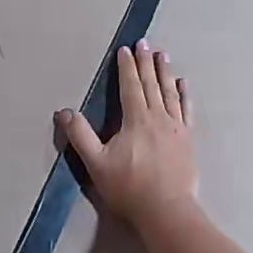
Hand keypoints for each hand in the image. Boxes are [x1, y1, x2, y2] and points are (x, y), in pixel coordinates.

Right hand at [56, 39, 199, 228]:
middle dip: (146, 62)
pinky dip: (184, 95)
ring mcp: (177, 128)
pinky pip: (186, 110)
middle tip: (144, 42)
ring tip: (163, 55)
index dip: (126, 67)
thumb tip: (64, 112)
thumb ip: (80, 136)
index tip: (125, 50)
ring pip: (169, 92)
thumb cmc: (129, 188)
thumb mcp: (96, 163)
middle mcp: (158, 117)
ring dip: (165, 72)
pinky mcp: (188, 139)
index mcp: (136, 120)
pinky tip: (183, 84)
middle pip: (151, 84)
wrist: (167, 210)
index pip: (130, 86)